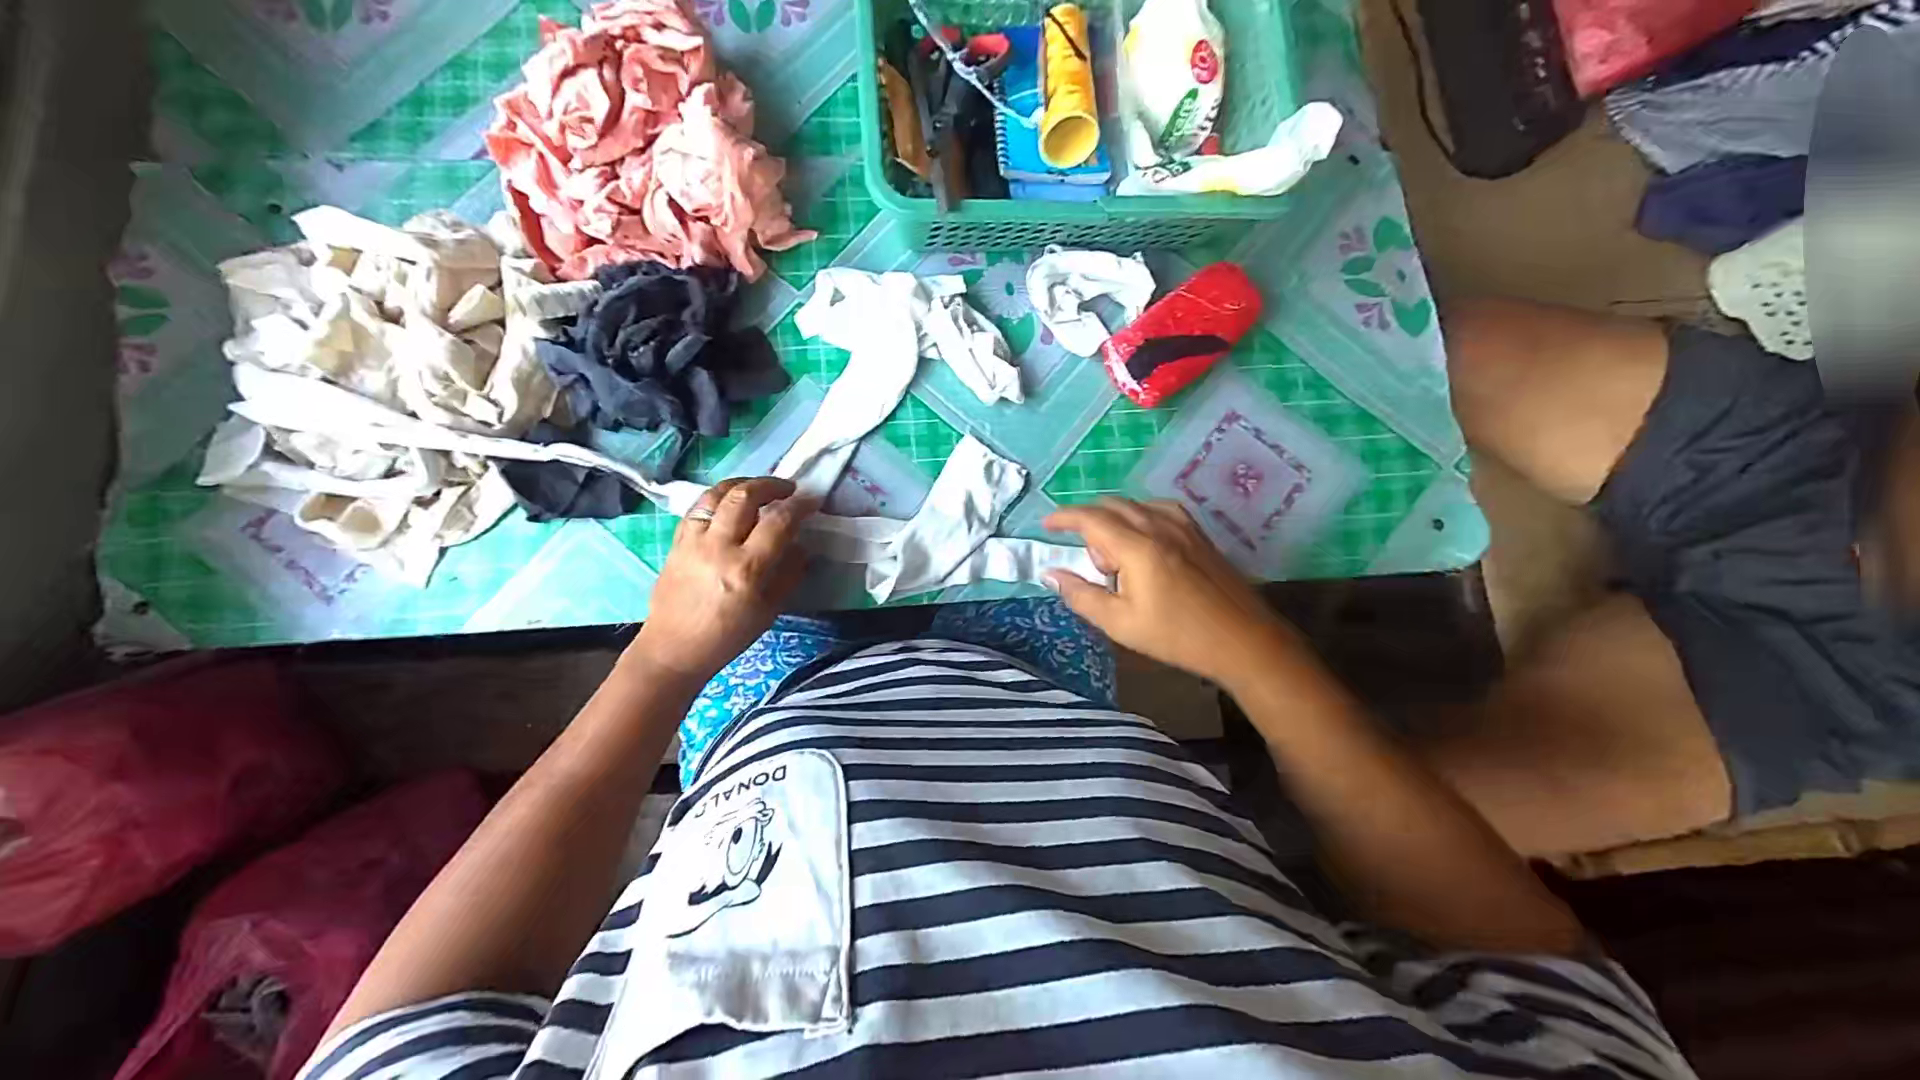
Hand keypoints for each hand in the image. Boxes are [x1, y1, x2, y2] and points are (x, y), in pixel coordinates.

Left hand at [630, 477, 816, 686]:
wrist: (675, 648)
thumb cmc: (728, 635)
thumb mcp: (770, 610)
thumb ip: (789, 574)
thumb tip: (803, 546)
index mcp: (746, 569)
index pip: (778, 522)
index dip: (799, 506)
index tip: (812, 501)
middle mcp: (718, 548)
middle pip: (745, 497)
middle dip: (771, 485)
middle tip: (787, 489)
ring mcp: (693, 541)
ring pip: (717, 494)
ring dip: (743, 484)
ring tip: (759, 488)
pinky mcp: (677, 541)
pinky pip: (698, 507)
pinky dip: (718, 497)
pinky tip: (730, 502)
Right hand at [1044, 498, 1299, 686]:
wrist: (1243, 640)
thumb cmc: (1178, 636)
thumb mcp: (1120, 624)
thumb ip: (1081, 595)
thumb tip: (1051, 574)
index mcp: (1138, 547)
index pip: (1090, 519)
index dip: (1064, 518)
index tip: (1046, 525)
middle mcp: (1159, 526)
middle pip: (1112, 506)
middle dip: (1089, 524)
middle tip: (1091, 563)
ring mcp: (1183, 526)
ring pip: (1135, 505)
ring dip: (1115, 520)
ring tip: (1117, 558)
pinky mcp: (1199, 533)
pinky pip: (1158, 509)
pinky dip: (1139, 517)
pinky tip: (1144, 541)